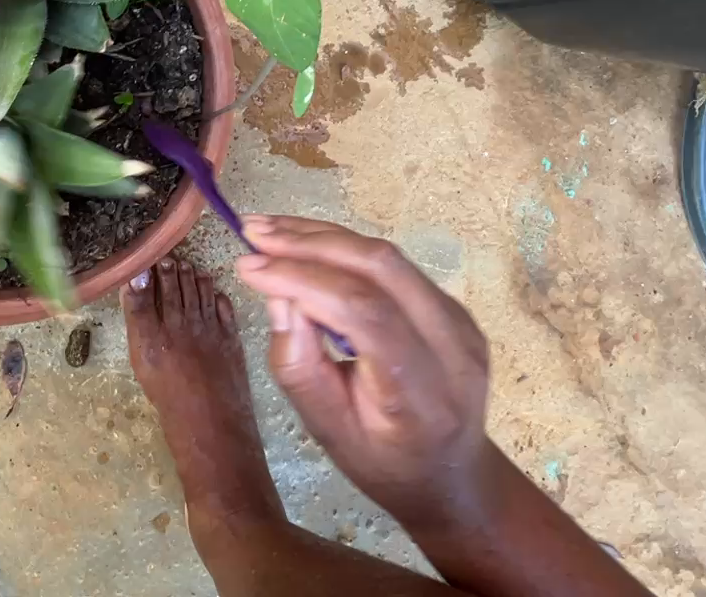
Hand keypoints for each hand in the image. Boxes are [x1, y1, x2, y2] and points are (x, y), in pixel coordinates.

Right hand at [235, 215, 493, 521]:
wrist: (451, 475)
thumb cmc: (382, 462)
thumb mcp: (327, 431)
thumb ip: (299, 366)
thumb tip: (279, 296)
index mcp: (422, 393)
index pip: (365, 312)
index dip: (303, 279)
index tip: (247, 267)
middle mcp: (452, 345)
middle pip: (379, 268)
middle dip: (308, 244)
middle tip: (252, 233)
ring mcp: (457, 319)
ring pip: (384, 255)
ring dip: (319, 236)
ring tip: (265, 229)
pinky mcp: (449, 304)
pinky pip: (389, 262)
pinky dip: (338, 245)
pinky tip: (299, 241)